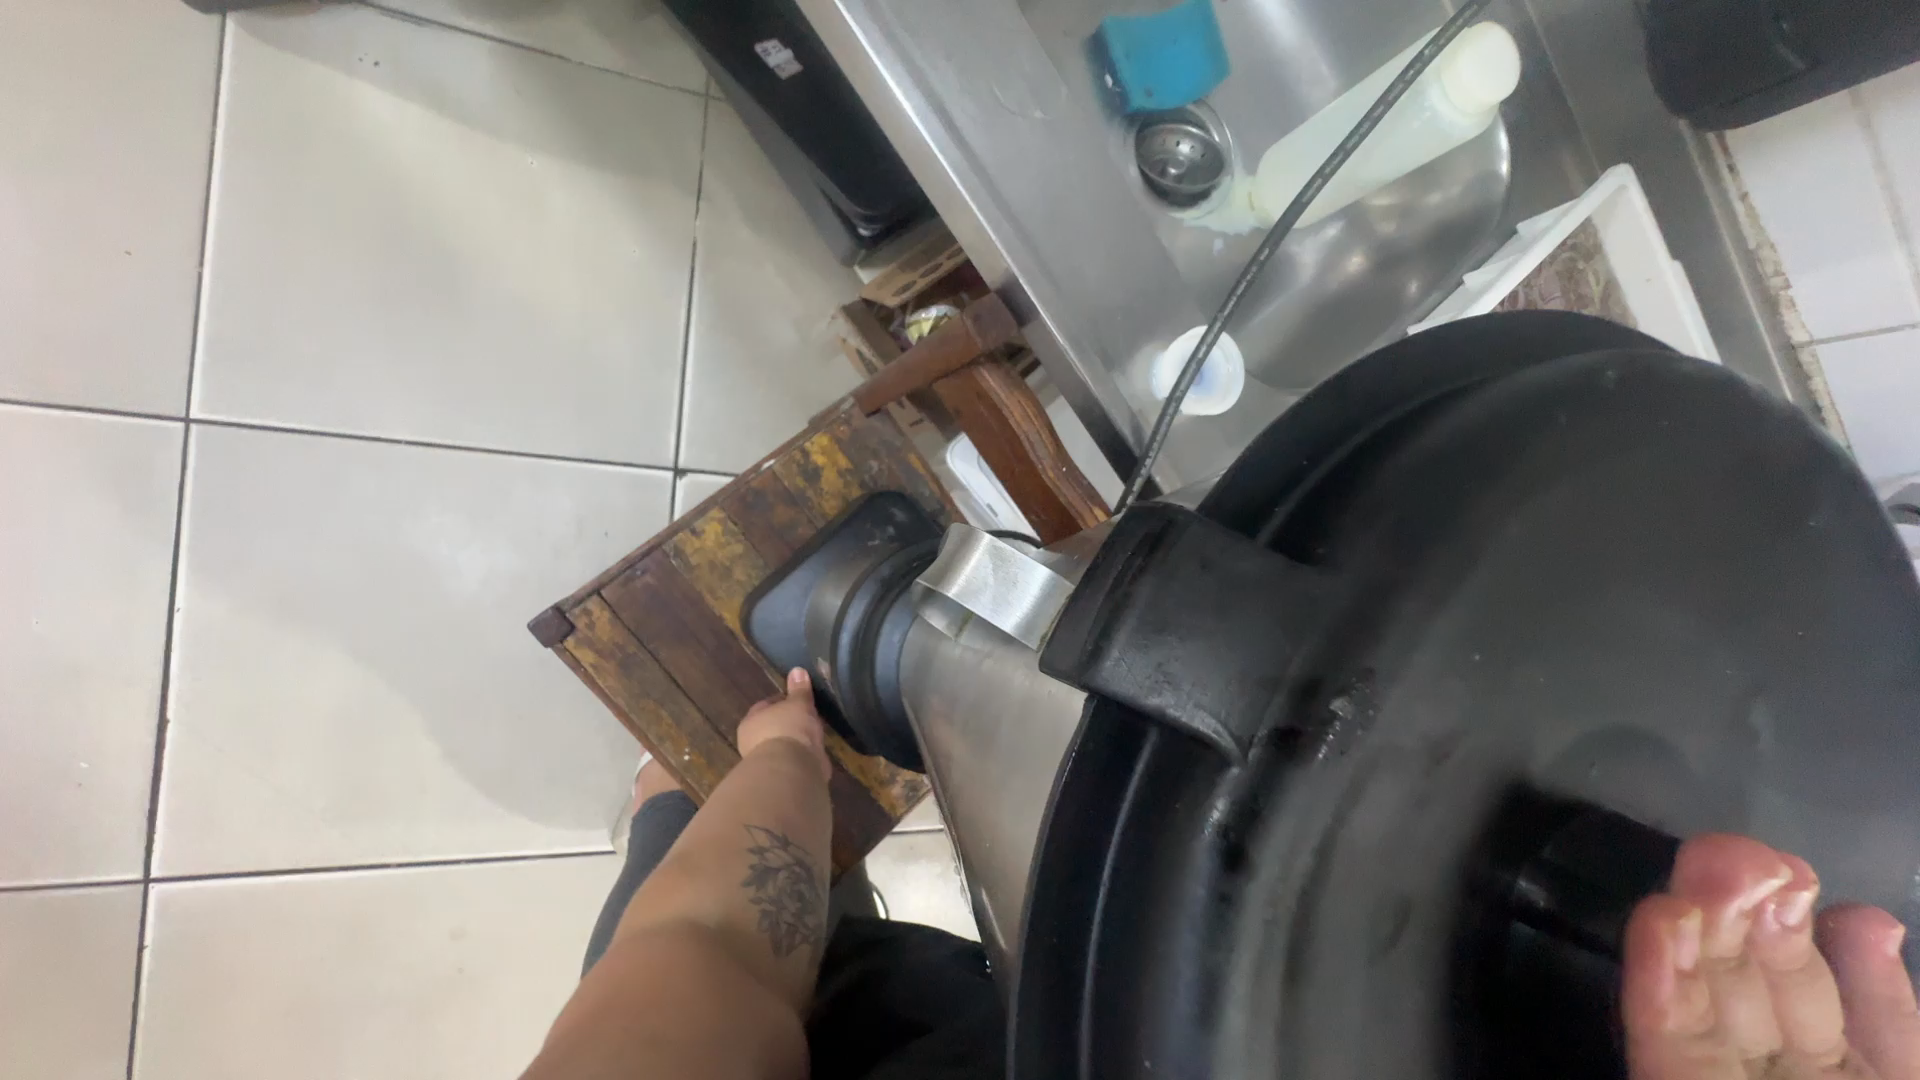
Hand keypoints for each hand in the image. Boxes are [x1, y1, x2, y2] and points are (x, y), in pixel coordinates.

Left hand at [737, 668, 831, 782]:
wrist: (792, 768)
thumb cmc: (790, 728)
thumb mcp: (798, 703)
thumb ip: (799, 689)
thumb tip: (797, 670)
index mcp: (751, 721)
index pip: (766, 706)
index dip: (783, 702)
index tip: (799, 701)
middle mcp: (752, 742)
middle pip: (773, 727)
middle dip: (789, 723)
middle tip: (808, 719)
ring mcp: (766, 761)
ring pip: (783, 746)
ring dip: (796, 743)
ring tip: (815, 738)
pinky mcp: (780, 777)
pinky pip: (793, 762)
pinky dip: (802, 759)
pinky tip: (815, 756)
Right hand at [1623, 834, 1919, 1079]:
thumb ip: (1891, 1020)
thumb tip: (1867, 919)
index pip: (1862, 1017)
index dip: (1849, 956)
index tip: (1831, 896)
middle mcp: (1791, 1075)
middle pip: (1766, 989)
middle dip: (1751, 917)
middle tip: (1740, 853)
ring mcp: (1722, 1074)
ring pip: (1708, 995)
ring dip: (1698, 925)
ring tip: (1703, 864)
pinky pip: (1664, 1031)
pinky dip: (1657, 975)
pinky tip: (1660, 917)